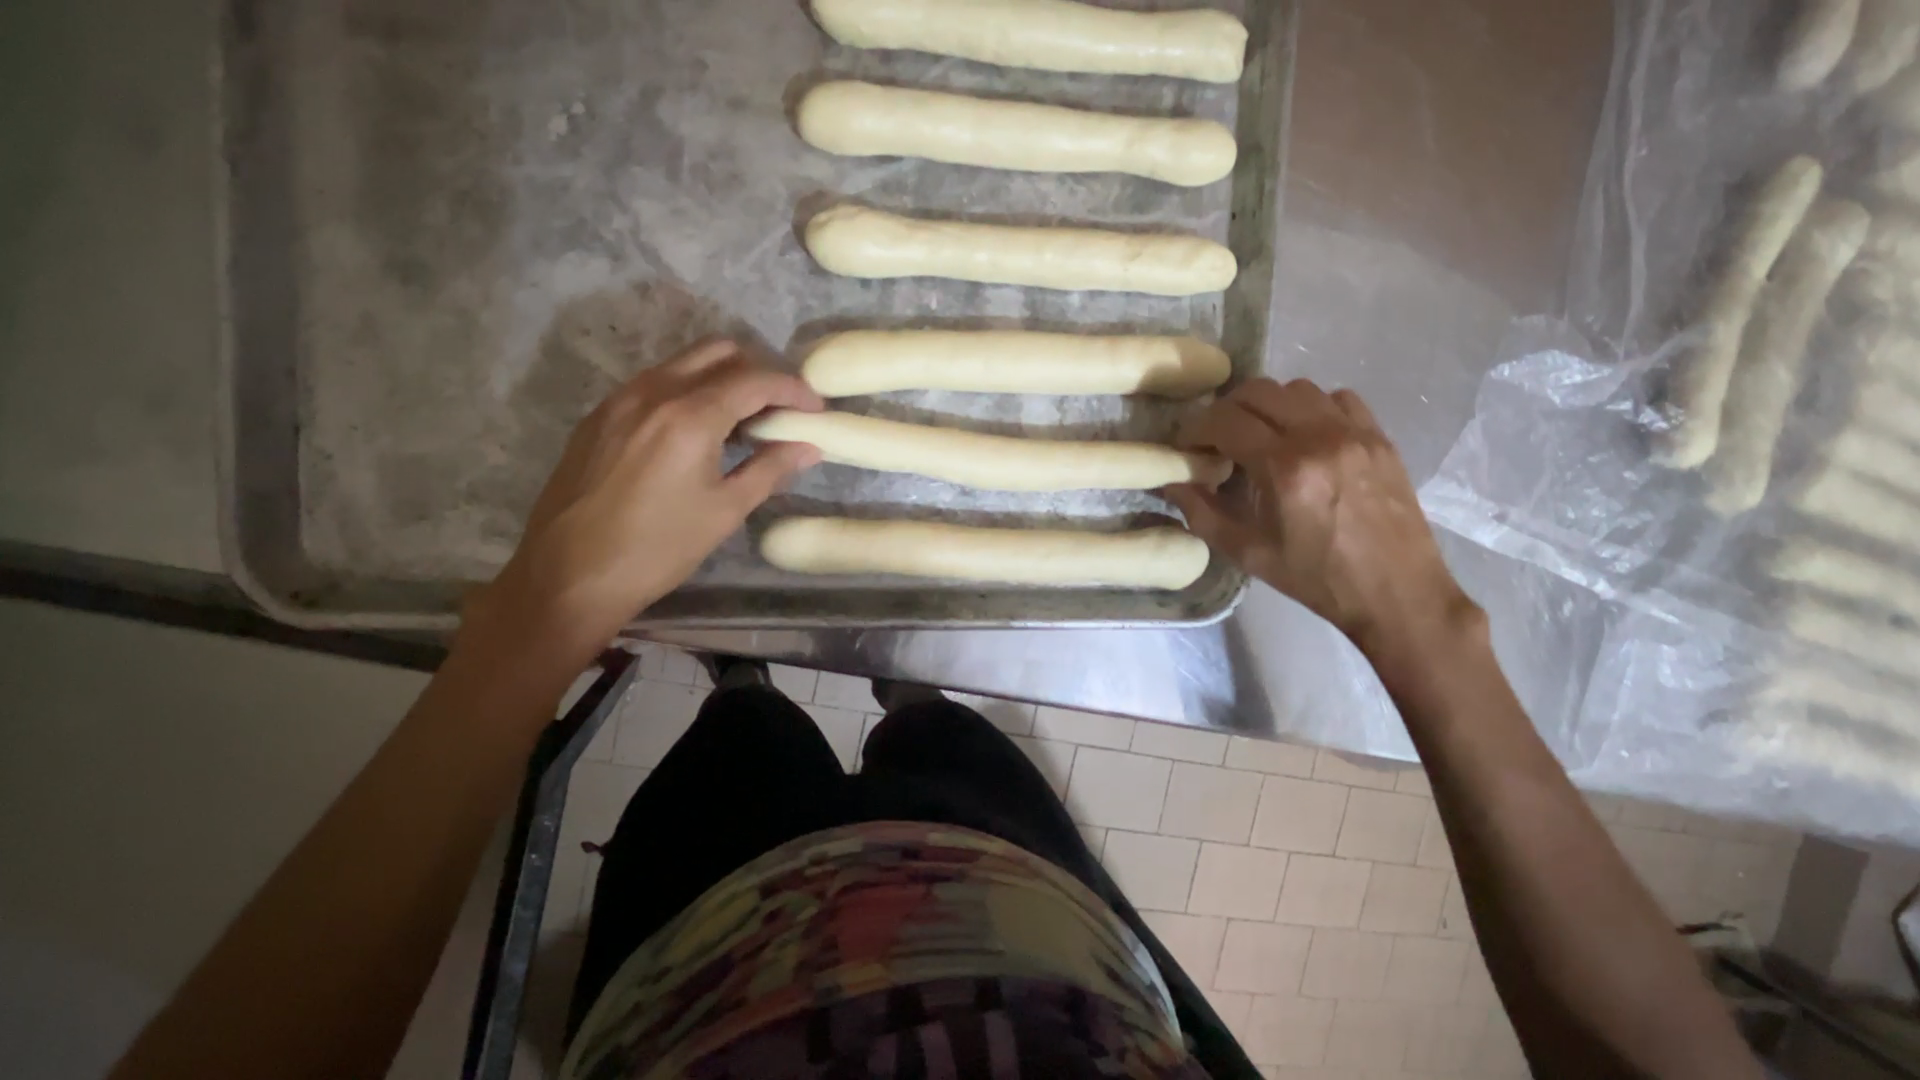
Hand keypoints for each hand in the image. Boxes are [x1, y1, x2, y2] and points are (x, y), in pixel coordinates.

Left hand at [465, 339, 822, 661]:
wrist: (568, 575)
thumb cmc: (656, 549)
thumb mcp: (724, 512)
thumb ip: (769, 469)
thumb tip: (808, 446)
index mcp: (690, 415)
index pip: (755, 379)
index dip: (793, 388)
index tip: (815, 408)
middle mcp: (653, 391)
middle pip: (717, 352)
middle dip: (756, 371)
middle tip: (778, 409)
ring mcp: (619, 399)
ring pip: (682, 364)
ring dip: (719, 379)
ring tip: (740, 421)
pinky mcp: (598, 417)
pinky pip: (653, 384)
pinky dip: (685, 392)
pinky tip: (694, 434)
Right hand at [1165, 378, 1479, 666]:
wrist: (1397, 592)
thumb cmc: (1317, 579)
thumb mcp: (1250, 554)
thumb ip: (1203, 514)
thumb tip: (1171, 483)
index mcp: (1284, 468)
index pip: (1226, 421)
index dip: (1197, 428)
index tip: (1187, 445)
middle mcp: (1319, 437)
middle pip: (1258, 392)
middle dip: (1228, 411)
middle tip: (1219, 438)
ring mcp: (1354, 432)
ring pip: (1298, 388)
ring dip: (1269, 405)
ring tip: (1263, 435)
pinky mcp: (1378, 437)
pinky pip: (1338, 398)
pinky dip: (1313, 407)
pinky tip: (1307, 436)